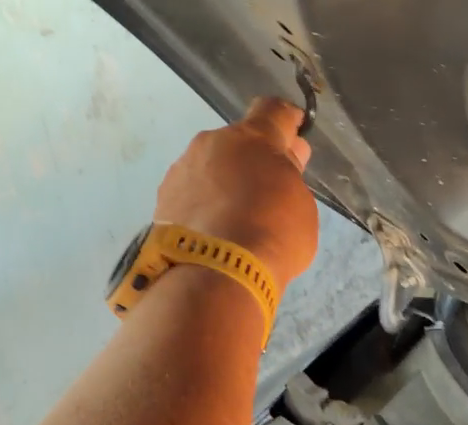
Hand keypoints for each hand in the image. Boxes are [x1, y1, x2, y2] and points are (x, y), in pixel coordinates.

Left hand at [153, 98, 319, 284]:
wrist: (218, 269)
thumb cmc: (274, 234)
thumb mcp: (302, 207)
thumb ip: (292, 178)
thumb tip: (287, 159)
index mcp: (253, 138)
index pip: (274, 111)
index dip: (288, 121)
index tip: (296, 135)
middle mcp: (213, 141)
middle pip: (239, 143)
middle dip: (255, 161)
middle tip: (269, 193)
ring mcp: (184, 167)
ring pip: (212, 167)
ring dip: (227, 184)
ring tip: (239, 221)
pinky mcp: (165, 195)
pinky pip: (194, 192)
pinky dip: (207, 205)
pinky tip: (218, 232)